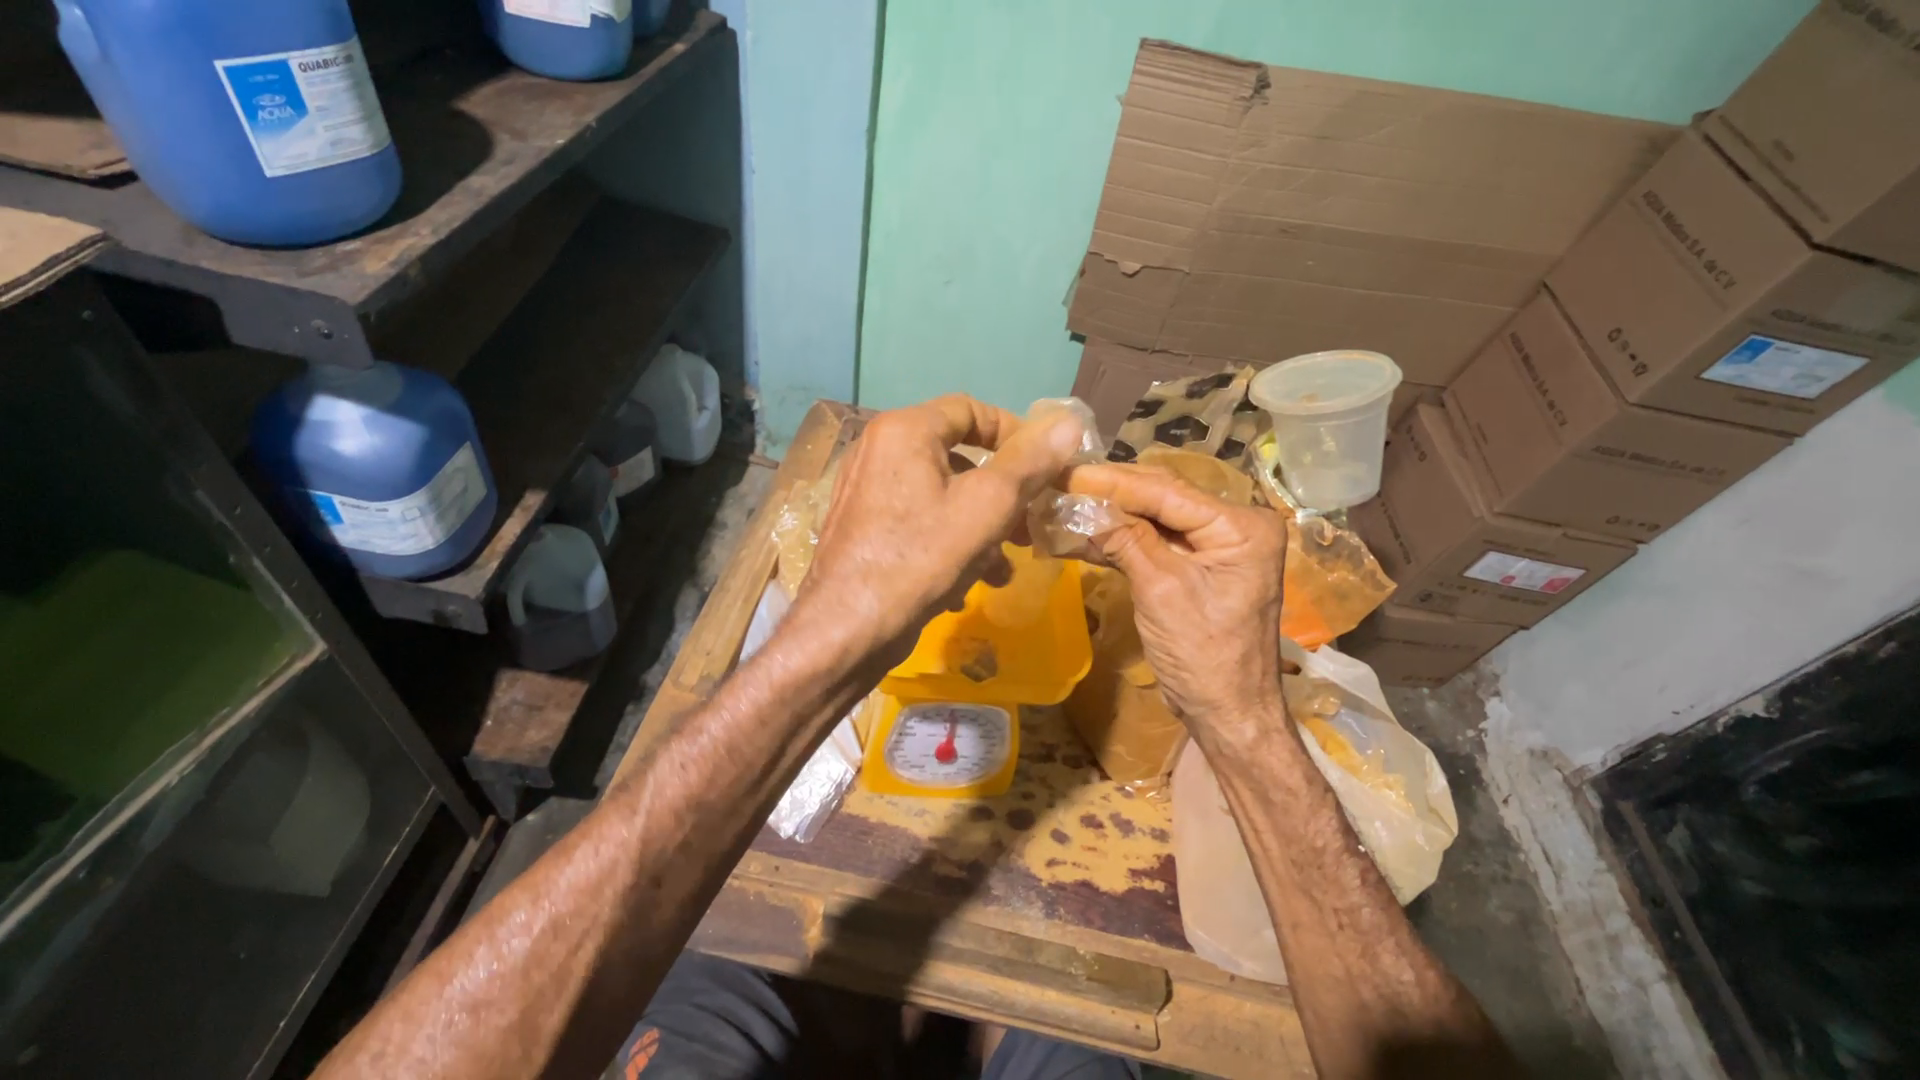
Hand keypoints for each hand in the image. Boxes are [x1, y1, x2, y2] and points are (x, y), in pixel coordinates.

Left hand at [788, 395, 1086, 679]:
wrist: (848, 628)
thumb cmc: (921, 557)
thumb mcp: (989, 506)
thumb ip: (1029, 462)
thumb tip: (1069, 423)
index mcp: (904, 430)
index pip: (970, 409)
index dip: (1014, 433)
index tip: (1044, 467)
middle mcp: (878, 451)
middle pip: (957, 457)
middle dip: (1002, 494)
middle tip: (1030, 525)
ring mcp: (866, 492)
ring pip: (942, 496)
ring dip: (981, 528)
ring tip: (1003, 566)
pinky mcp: (864, 530)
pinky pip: (919, 523)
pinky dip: (949, 544)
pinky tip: (967, 583)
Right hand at [1063, 464, 1286, 748]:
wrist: (1228, 713)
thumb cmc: (1203, 656)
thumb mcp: (1160, 591)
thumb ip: (1124, 540)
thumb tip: (1078, 504)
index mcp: (1242, 525)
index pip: (1167, 491)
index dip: (1112, 483)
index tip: (1065, 472)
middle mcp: (1236, 524)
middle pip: (1161, 496)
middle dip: (1108, 494)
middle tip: (1058, 484)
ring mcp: (1217, 545)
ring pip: (1153, 516)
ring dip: (1109, 516)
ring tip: (1060, 505)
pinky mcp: (1198, 564)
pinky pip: (1155, 540)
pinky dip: (1120, 539)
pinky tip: (1080, 535)